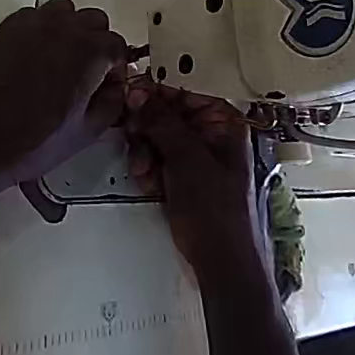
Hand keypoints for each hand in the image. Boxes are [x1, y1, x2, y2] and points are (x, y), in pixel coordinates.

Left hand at [0, 0, 127, 184]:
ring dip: (68, 29)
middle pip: (93, 21)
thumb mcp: (86, 132)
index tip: (107, 84)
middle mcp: (62, 28)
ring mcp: (30, 24)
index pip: (117, 44)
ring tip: (59, 61)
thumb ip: (111, 102)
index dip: (115, 66)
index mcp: (89, 51)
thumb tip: (114, 88)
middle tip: (86, 72)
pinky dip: (39, 30)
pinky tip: (32, 58)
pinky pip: (32, 17)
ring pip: (62, 11)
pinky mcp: (4, 29)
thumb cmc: (31, 142)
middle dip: (95, 43)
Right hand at [125, 82, 268, 285]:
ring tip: (145, 173)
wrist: (221, 262)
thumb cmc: (215, 209)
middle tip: (136, 140)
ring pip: (156, 139)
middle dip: (147, 131)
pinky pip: (157, 160)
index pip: (185, 94)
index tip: (131, 97)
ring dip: (145, 153)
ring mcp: (196, 158)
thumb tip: (139, 92)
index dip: (157, 95)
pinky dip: (149, 170)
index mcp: (224, 124)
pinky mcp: (183, 177)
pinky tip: (150, 185)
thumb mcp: (186, 159)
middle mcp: (211, 136)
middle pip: (166, 116)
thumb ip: (161, 122)